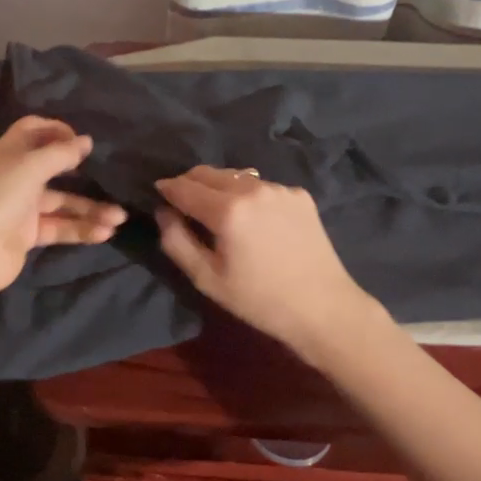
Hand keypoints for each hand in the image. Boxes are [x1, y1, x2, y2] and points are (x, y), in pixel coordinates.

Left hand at [0, 116, 126, 303]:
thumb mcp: (30, 168)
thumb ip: (61, 154)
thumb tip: (87, 141)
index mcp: (9, 153)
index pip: (33, 131)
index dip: (58, 130)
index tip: (84, 140)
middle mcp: (16, 177)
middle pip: (54, 168)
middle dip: (84, 173)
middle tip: (112, 177)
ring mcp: (22, 208)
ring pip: (63, 203)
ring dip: (91, 209)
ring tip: (120, 217)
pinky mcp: (28, 235)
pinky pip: (61, 228)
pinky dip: (82, 229)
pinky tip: (105, 233)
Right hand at [156, 167, 378, 356]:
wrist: (323, 308)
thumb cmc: (259, 300)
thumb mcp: (207, 279)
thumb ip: (176, 241)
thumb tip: (163, 212)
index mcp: (228, 209)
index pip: (185, 187)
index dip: (167, 188)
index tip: (157, 193)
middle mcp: (253, 188)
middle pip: (209, 173)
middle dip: (190, 183)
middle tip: (182, 202)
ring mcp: (280, 189)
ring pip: (236, 177)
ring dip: (219, 187)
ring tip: (217, 210)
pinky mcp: (300, 195)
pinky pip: (262, 187)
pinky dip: (248, 195)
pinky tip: (253, 220)